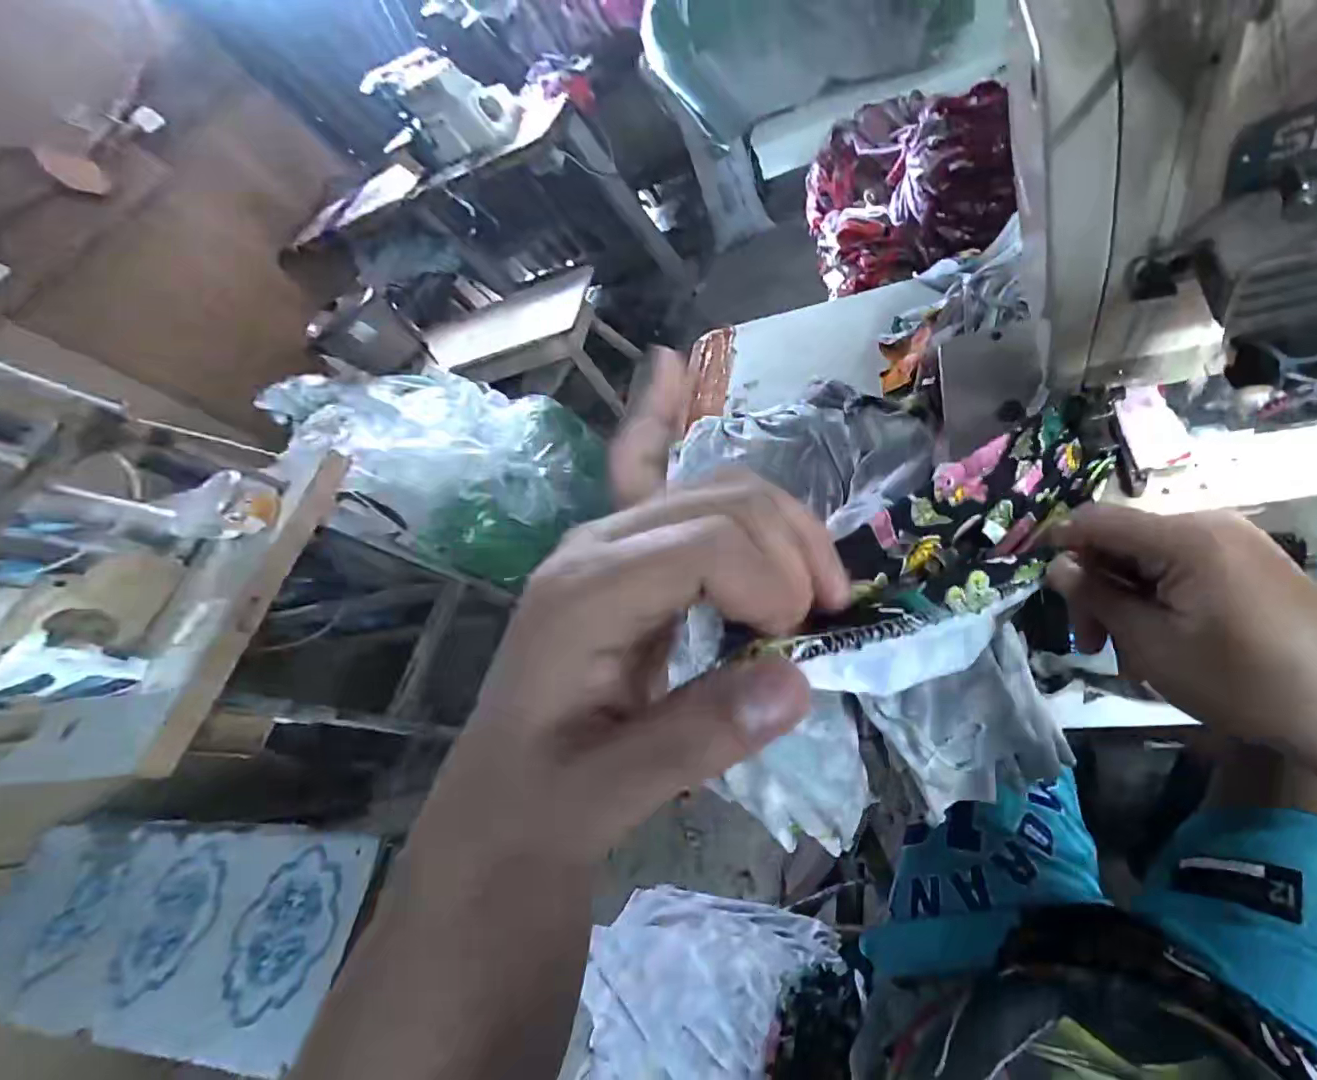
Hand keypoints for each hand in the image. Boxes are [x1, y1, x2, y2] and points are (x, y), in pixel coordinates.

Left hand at [409, 352, 848, 868]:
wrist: (497, 820)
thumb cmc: (546, 808)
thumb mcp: (612, 795)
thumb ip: (699, 739)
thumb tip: (801, 681)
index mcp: (586, 594)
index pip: (709, 542)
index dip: (773, 582)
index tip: (797, 644)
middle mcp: (597, 545)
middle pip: (727, 500)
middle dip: (794, 552)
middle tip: (819, 622)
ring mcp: (609, 539)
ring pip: (723, 489)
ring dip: (784, 526)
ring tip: (810, 590)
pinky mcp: (623, 551)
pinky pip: (648, 465)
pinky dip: (664, 418)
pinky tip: (669, 368)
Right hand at [1046, 504, 1316, 772]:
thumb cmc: (1241, 680)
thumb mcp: (1155, 645)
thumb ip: (1101, 598)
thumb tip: (1060, 566)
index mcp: (1184, 534)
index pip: (1098, 520)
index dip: (1062, 547)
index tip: (1049, 593)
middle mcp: (1211, 522)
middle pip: (1127, 541)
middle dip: (1101, 589)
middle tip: (1095, 647)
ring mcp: (1239, 541)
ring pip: (1156, 558)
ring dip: (1132, 599)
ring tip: (1136, 655)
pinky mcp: (1256, 563)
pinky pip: (1190, 567)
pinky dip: (1165, 598)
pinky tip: (1171, 640)